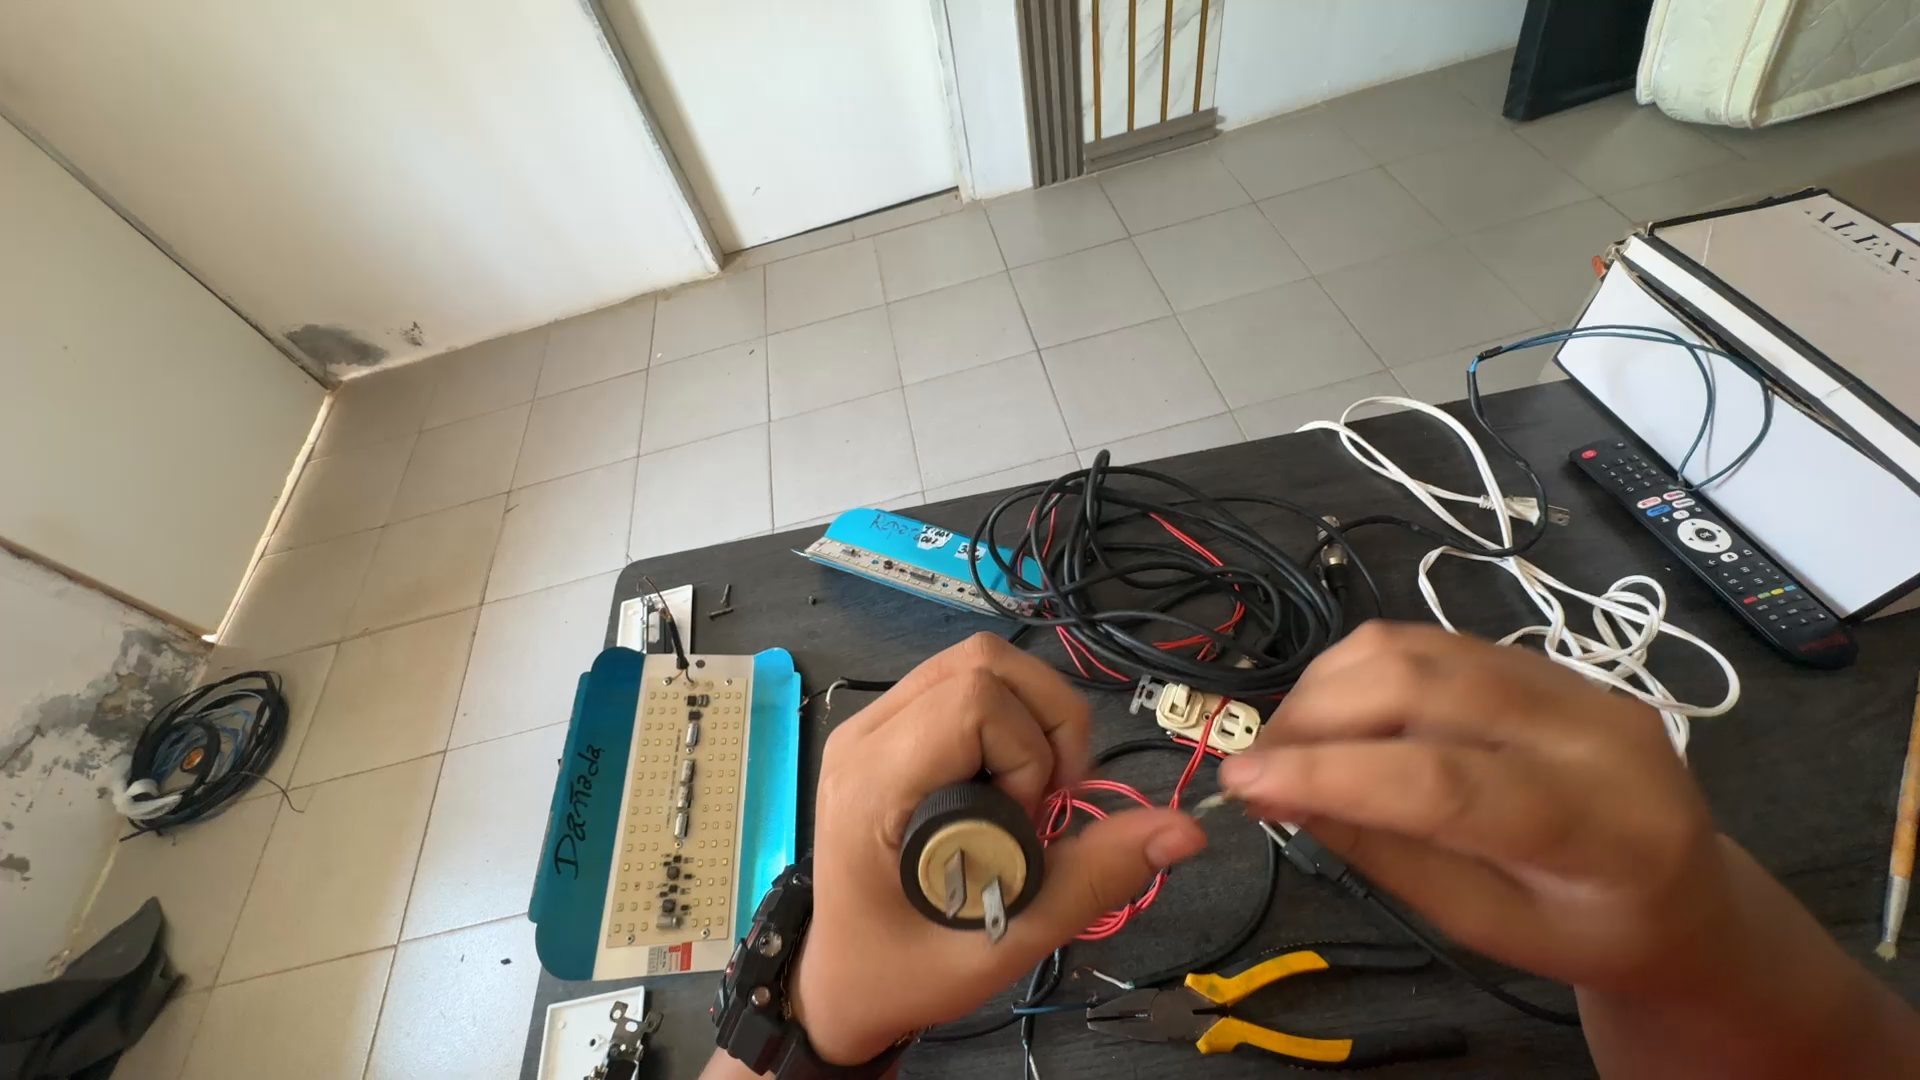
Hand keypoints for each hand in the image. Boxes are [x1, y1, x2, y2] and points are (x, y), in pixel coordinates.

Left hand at [788, 633, 1206, 1062]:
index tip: (1028, 823)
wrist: (839, 975)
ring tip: (1033, 786)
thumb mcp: (1003, 941)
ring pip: (977, 659)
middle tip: (1048, 796)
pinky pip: (963, 679)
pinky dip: (1011, 712)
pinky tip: (1009, 773)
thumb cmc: (905, 970)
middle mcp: (864, 730)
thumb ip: (1092, 880)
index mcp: (873, 781)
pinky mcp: (888, 720)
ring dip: (1033, 712)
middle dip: (1044, 721)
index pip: (973, 702)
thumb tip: (1184, 830)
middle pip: (982, 661)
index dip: (1027, 753)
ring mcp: (871, 719)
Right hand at [1219, 621, 1733, 994]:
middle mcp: (1591, 729)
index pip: (1442, 783)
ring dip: (1322, 686)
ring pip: (1406, 645)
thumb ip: (1380, 852)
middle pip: (1417, 684)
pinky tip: (1333, 712)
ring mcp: (1561, 677)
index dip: (1327, 773)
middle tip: (1257, 761)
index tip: (1240, 781)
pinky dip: (1349, 670)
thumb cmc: (1585, 929)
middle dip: (1312, 715)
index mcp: (1604, 828)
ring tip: (1289, 739)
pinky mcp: (1526, 655)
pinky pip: (1415, 638)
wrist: (1681, 887)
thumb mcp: (1484, 926)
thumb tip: (1275, 794)